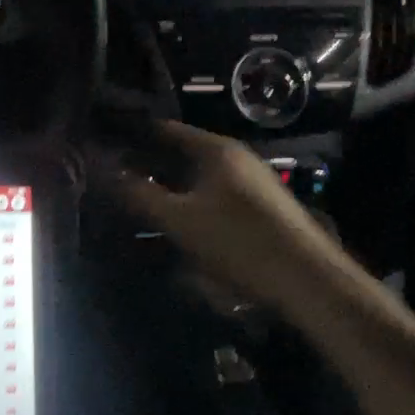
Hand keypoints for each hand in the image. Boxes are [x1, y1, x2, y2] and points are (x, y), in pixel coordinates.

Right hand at [111, 120, 358, 312]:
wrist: (312, 285)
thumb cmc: (240, 243)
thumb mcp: (179, 220)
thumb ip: (138, 193)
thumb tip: (102, 168)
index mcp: (216, 150)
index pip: (163, 129)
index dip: (131, 135)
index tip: (102, 145)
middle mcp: (236, 159)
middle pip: (180, 153)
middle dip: (146, 165)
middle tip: (113, 179)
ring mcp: (252, 184)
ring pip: (197, 178)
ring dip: (168, 188)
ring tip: (138, 205)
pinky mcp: (262, 210)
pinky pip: (213, 196)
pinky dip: (190, 203)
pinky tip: (176, 226)